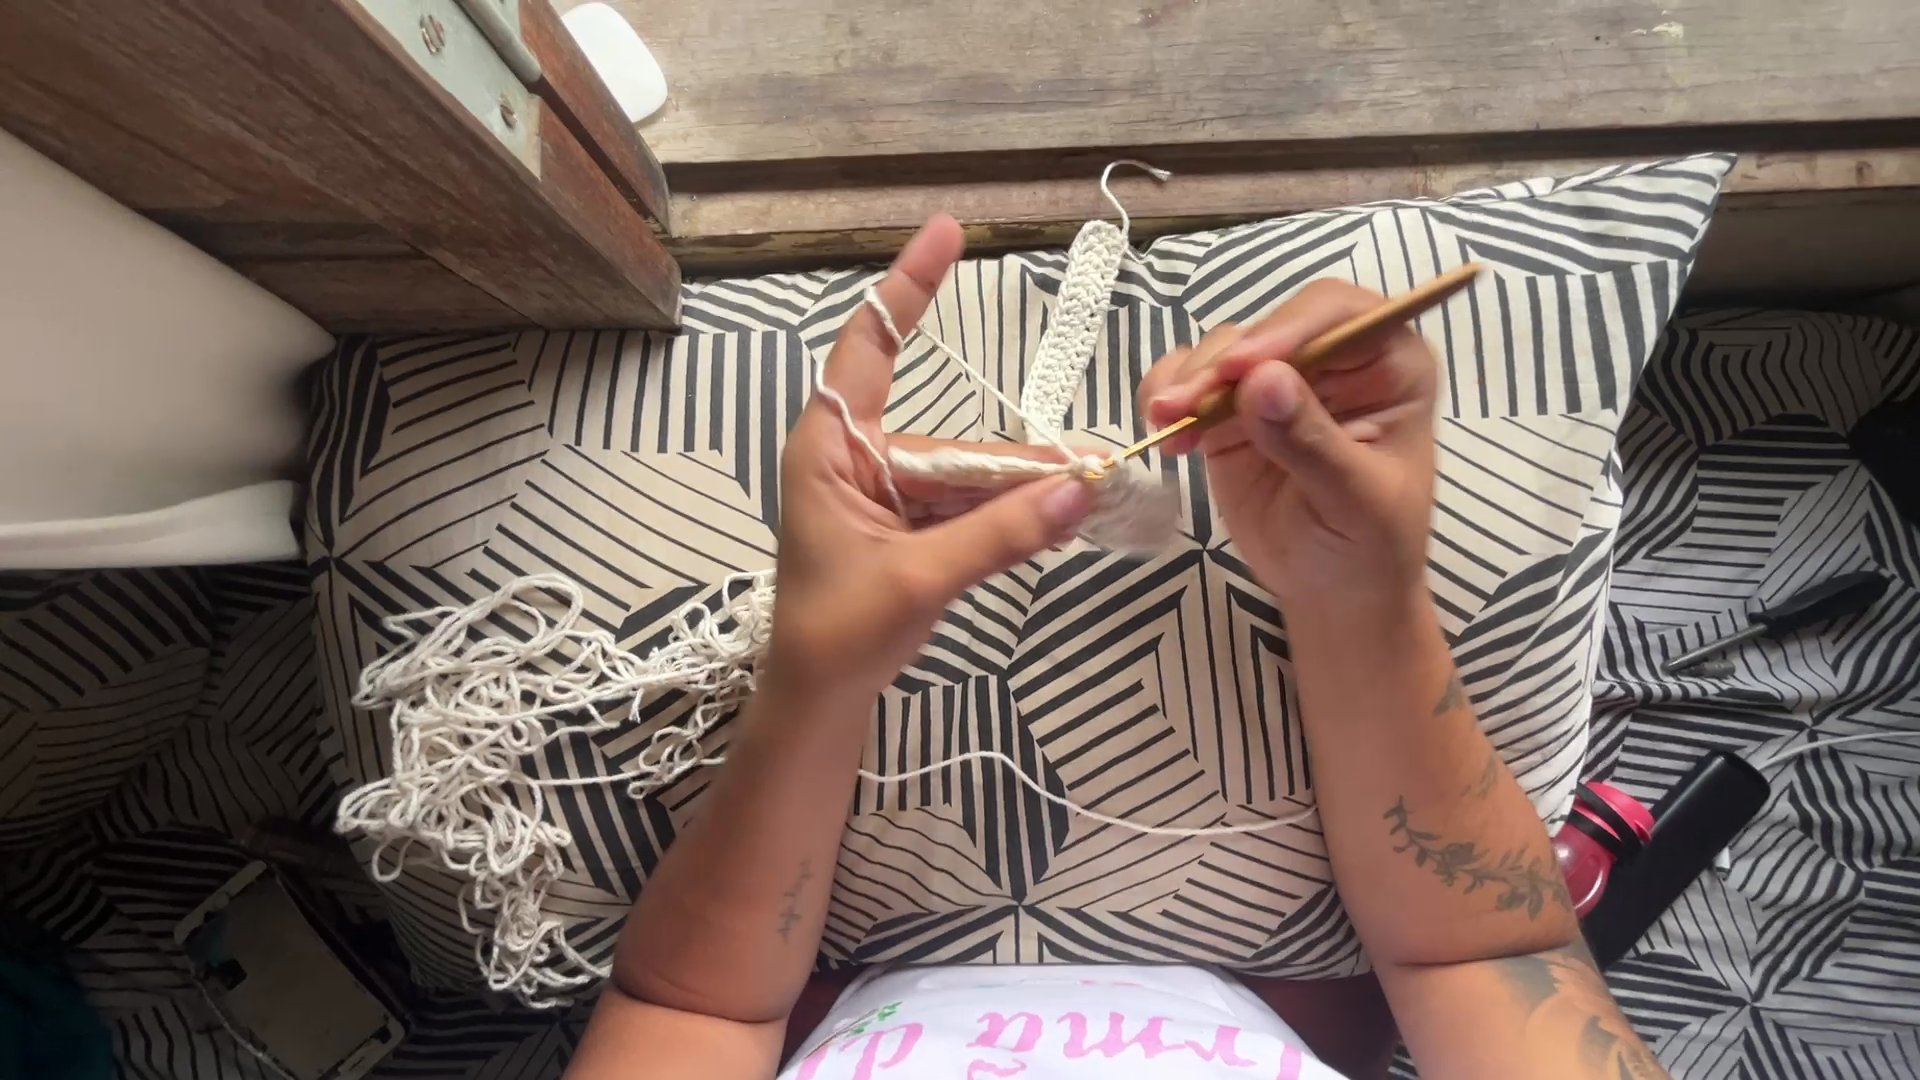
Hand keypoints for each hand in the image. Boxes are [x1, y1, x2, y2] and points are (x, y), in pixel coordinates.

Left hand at [769, 215, 1091, 702]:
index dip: (907, 290)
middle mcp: (857, 459)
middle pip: (948, 438)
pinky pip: (966, 507)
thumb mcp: (918, 580)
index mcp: (830, 450)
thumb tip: (1080, 492)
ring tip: (1091, 492)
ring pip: (966, 477)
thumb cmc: (838, 634)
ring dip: (1021, 489)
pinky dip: (1007, 514)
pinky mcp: (908, 527)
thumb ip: (998, 535)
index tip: (949, 232)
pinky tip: (1055, 516)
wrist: (820, 698)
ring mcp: (886, 495)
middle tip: (1093, 465)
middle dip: (1017, 457)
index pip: (868, 349)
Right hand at [1137, 280, 1438, 611]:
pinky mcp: (1229, 414)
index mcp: (1387, 367)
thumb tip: (1261, 379)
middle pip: (1264, 330)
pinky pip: (1192, 385)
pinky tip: (1163, 430)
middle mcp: (1329, 363)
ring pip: (1220, 353)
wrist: (1329, 588)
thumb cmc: (1366, 544)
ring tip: (1163, 422)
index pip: (1337, 317)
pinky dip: (1168, 397)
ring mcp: (1273, 386)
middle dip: (1217, 365)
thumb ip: (1310, 440)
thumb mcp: (1353, 499)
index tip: (1239, 369)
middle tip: (1177, 408)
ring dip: (1185, 381)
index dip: (1286, 329)